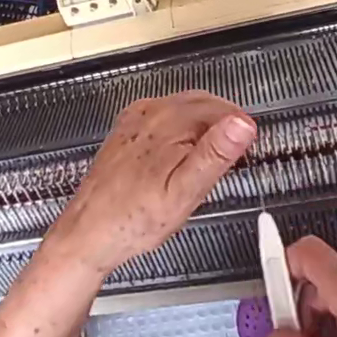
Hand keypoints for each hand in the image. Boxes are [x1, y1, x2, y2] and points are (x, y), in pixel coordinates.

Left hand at [43, 91, 254, 277]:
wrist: (88, 232)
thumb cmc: (132, 219)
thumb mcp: (186, 192)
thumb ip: (216, 154)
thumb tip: (242, 125)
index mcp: (170, 121)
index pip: (223, 109)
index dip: (241, 130)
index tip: (248, 149)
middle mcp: (150, 112)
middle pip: (204, 104)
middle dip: (224, 125)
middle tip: (234, 155)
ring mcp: (136, 120)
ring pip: (184, 109)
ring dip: (204, 126)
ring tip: (211, 158)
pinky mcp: (128, 132)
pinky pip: (165, 118)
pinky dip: (182, 130)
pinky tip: (181, 155)